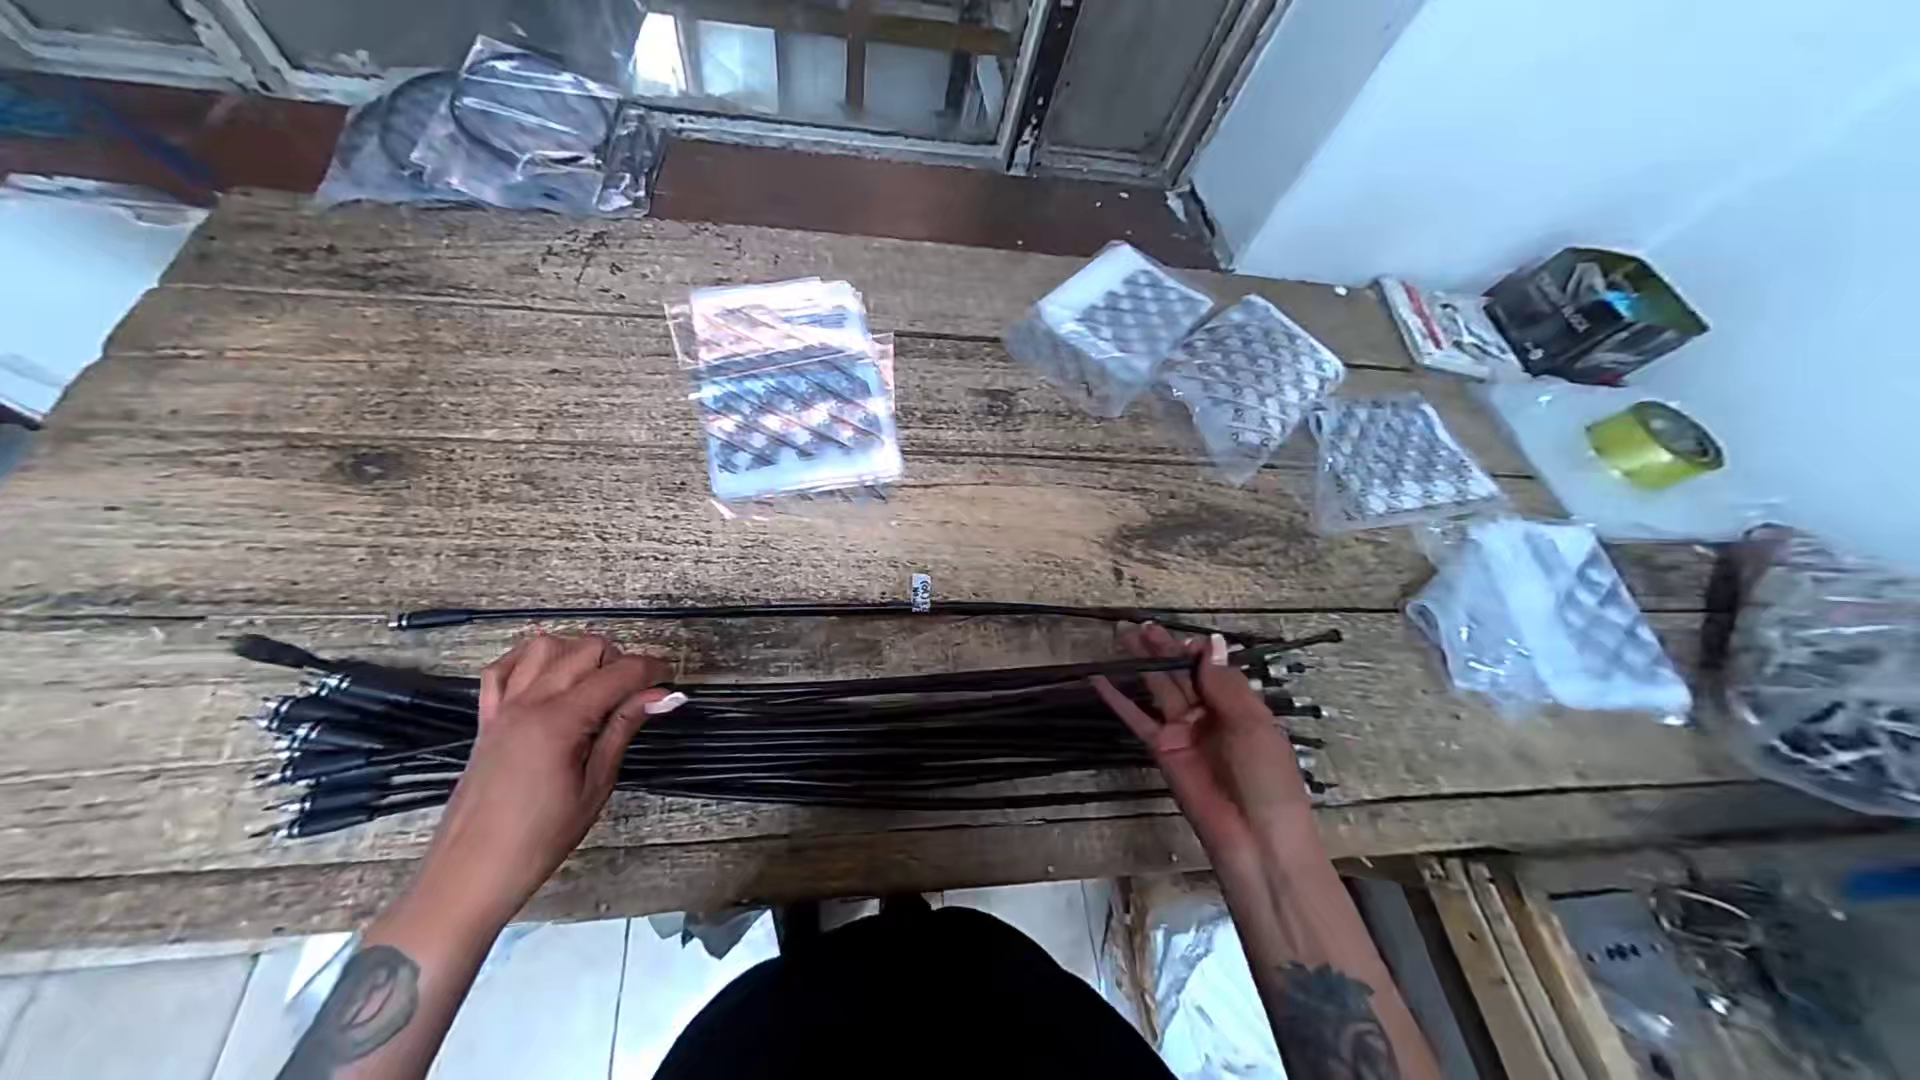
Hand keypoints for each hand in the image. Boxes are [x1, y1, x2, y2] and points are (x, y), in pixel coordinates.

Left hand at [412, 634, 679, 927]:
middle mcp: (529, 702)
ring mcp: (503, 707)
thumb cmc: (541, 837)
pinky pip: (503, 668)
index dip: (652, 671)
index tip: (671, 683)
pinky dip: (530, 662)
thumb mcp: (596, 784)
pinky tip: (551, 680)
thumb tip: (663, 696)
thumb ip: (625, 728)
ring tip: (595, 685)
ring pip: (545, 646)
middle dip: (620, 661)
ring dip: (578, 654)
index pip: (619, 673)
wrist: (470, 873)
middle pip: (586, 649)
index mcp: (560, 720)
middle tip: (635, 696)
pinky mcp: (487, 718)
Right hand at [1091, 623, 1309, 857]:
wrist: (1254, 836)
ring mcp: (1183, 730)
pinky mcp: (1161, 748)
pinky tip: (1099, 679)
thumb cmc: (1266, 777)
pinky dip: (1117, 700)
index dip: (1193, 650)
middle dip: (1161, 648)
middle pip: (1181, 673)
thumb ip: (1223, 683)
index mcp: (1238, 704)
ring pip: (1158, 687)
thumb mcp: (1252, 724)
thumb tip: (1207, 641)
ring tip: (1122, 636)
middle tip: (1138, 625)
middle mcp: (1209, 713)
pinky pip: (1137, 718)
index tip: (1177, 634)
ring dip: (1140, 663)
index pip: (1211, 668)